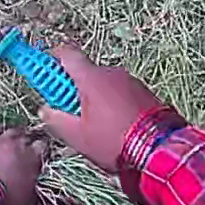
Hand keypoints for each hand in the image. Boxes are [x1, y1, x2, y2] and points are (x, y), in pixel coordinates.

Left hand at [0, 125, 49, 204]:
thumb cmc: (7, 203)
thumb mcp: (28, 202)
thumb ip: (34, 189)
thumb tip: (35, 191)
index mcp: (33, 158)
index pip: (44, 146)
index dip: (44, 152)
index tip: (43, 158)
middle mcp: (20, 145)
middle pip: (30, 136)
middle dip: (32, 142)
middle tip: (31, 150)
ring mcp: (2, 141)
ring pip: (14, 130)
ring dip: (17, 135)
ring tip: (17, 141)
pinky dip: (1, 133)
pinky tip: (1, 137)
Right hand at [37, 47, 164, 171]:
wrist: (161, 150)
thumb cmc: (113, 141)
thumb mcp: (77, 136)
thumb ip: (56, 119)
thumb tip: (45, 110)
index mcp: (91, 77)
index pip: (66, 54)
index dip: (51, 59)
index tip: (43, 72)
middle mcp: (112, 72)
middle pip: (85, 72)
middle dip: (73, 88)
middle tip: (68, 111)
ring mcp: (131, 81)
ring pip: (103, 84)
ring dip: (94, 98)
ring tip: (94, 125)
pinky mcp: (145, 92)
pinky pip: (120, 92)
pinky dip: (112, 103)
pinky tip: (114, 126)